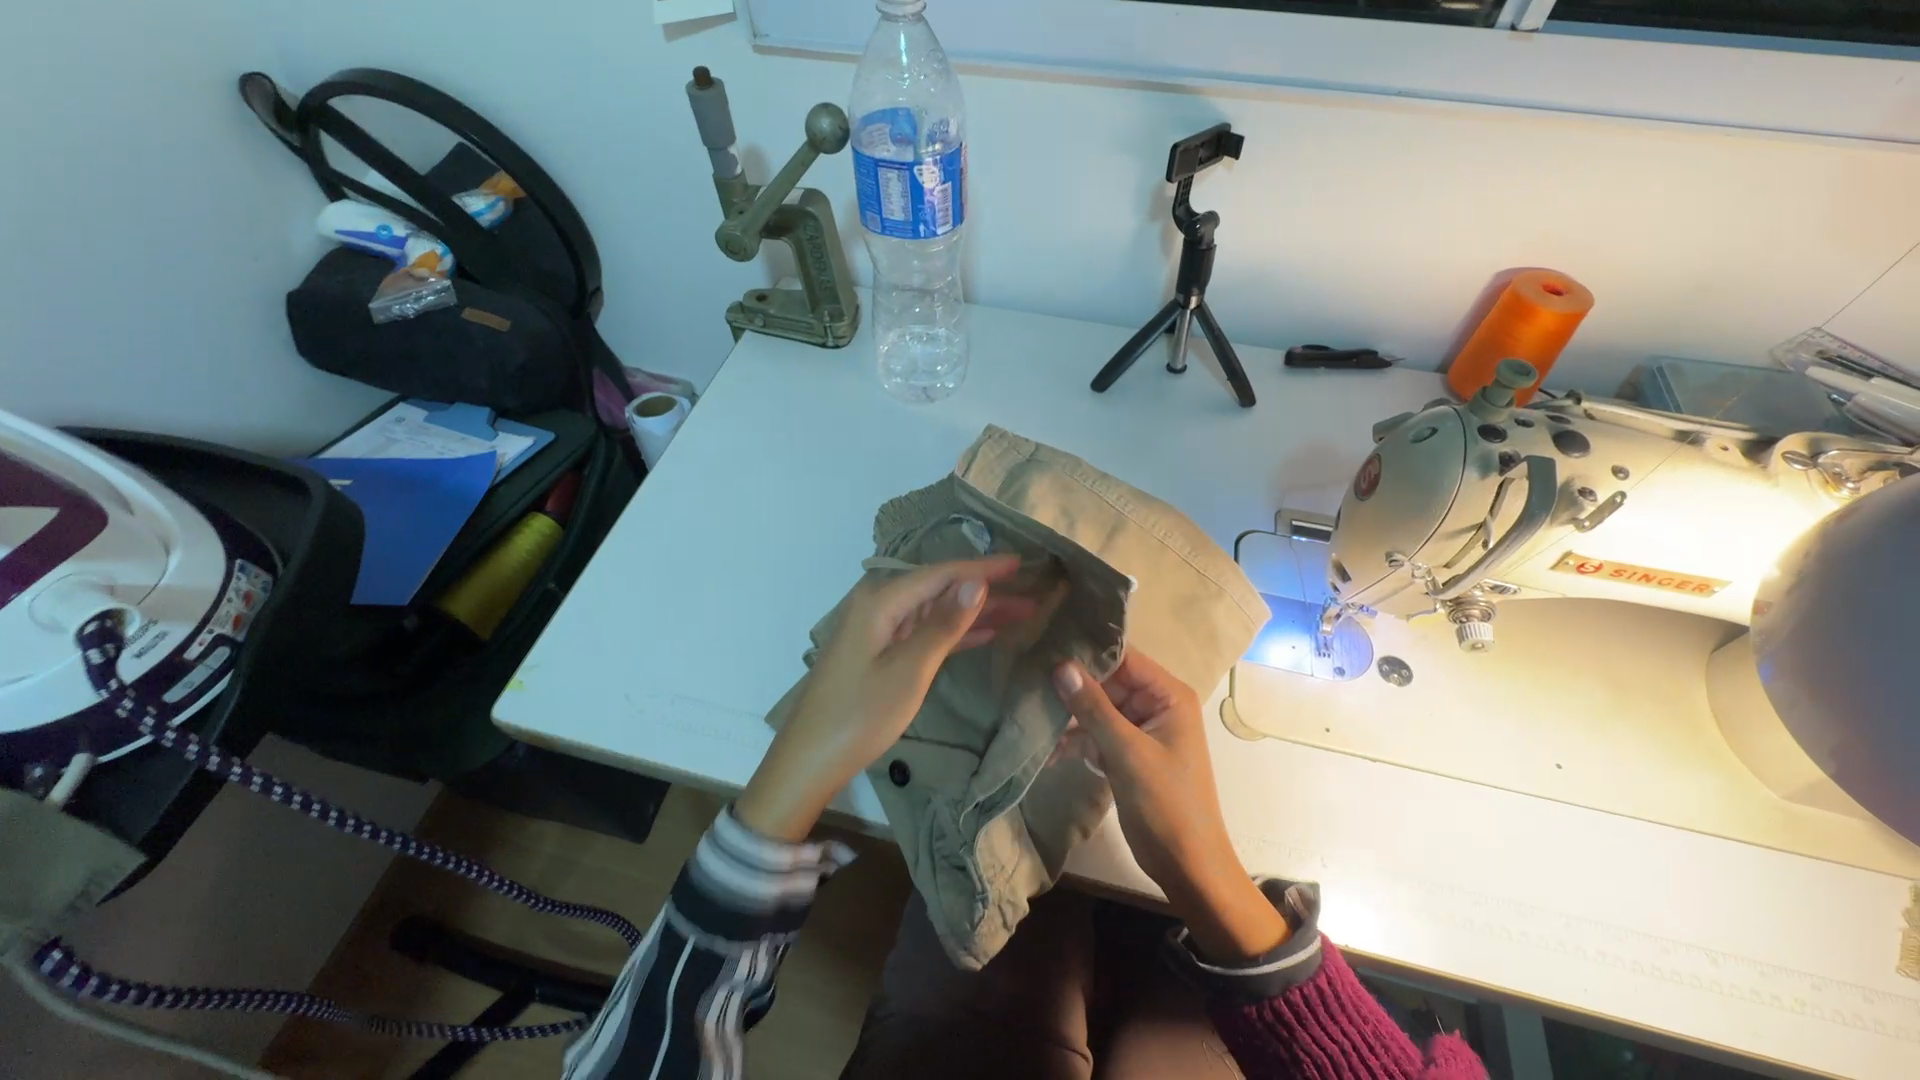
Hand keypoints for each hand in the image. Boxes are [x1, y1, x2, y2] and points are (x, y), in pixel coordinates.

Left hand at [736, 556, 1031, 840]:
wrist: (813, 758)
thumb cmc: (861, 714)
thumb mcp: (909, 670)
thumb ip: (943, 625)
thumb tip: (976, 582)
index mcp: (881, 601)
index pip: (941, 574)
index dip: (983, 568)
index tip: (1021, 562)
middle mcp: (878, 606)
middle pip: (939, 588)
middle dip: (985, 589)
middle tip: (1031, 590)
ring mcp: (878, 630)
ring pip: (935, 610)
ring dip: (975, 611)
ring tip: (1021, 611)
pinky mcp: (880, 653)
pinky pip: (924, 632)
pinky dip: (955, 633)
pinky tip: (987, 633)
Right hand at [1052, 650, 1289, 962]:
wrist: (1187, 864)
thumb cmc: (1167, 803)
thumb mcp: (1128, 753)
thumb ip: (1094, 708)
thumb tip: (1061, 666)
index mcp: (1168, 696)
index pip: (1124, 659)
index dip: (1088, 653)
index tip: (1046, 646)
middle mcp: (1155, 705)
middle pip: (1107, 682)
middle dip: (1071, 686)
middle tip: (1026, 681)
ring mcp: (1140, 731)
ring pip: (1097, 709)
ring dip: (1068, 717)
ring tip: (1029, 715)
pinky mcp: (1126, 755)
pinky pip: (1095, 735)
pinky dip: (1074, 742)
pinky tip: (1046, 751)